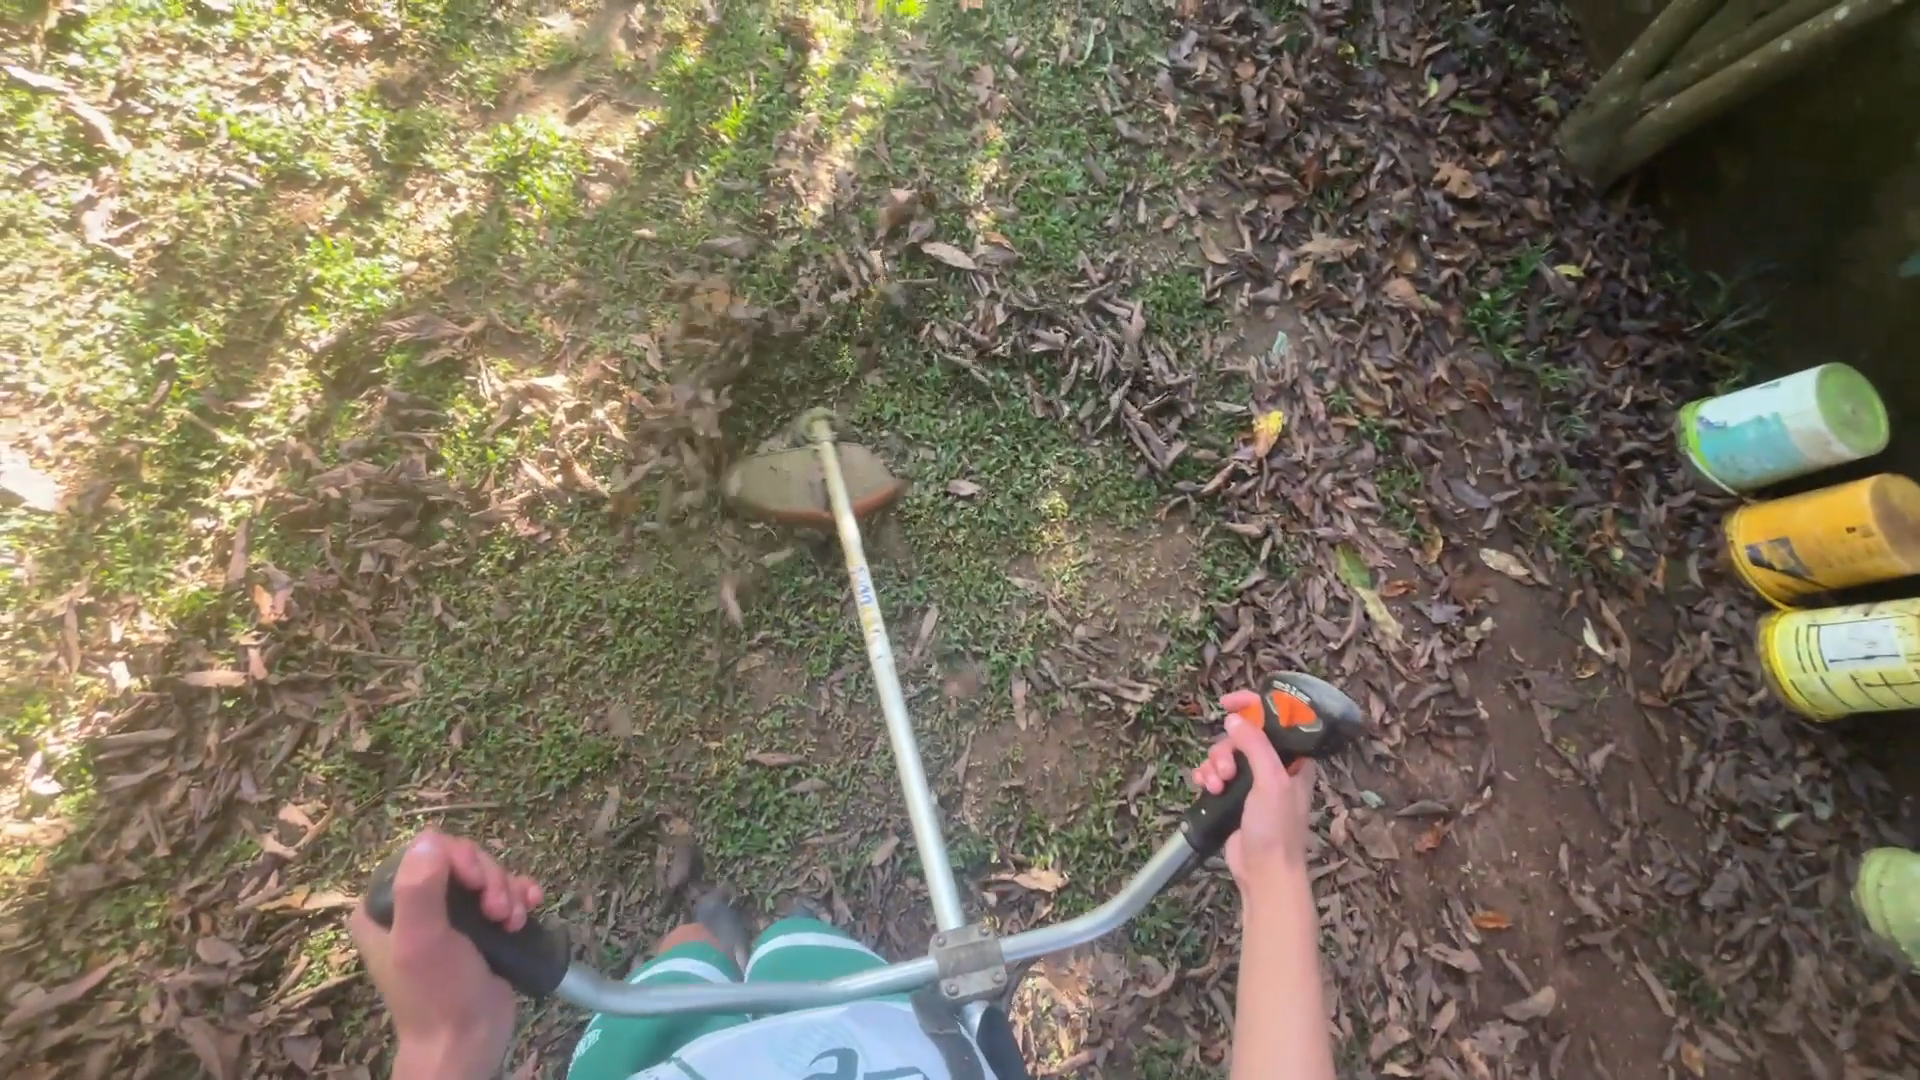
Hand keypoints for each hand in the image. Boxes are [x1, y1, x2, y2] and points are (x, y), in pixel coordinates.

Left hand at [349, 831, 544, 1079]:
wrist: (467, 1039)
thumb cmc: (437, 993)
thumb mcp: (421, 942)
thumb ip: (419, 890)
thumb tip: (430, 839)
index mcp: (383, 907)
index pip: (427, 851)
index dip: (460, 859)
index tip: (477, 884)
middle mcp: (413, 906)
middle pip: (464, 860)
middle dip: (491, 879)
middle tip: (498, 910)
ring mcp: (449, 916)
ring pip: (488, 874)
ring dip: (508, 891)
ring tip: (514, 920)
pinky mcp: (478, 926)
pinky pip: (506, 891)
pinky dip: (521, 896)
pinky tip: (530, 911)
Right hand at [1190, 691, 1315, 896]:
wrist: (1264, 872)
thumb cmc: (1277, 829)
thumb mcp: (1271, 781)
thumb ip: (1256, 746)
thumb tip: (1234, 720)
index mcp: (1293, 760)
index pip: (1275, 719)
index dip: (1253, 706)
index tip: (1228, 703)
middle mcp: (1274, 767)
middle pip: (1242, 737)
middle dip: (1226, 748)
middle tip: (1225, 769)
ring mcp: (1253, 783)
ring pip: (1226, 754)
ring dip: (1214, 764)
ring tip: (1215, 785)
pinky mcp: (1235, 797)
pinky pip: (1215, 773)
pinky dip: (1206, 776)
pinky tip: (1204, 787)